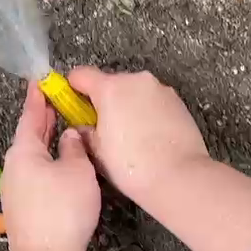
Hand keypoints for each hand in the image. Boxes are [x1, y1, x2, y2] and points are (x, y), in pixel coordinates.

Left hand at [0, 82, 100, 250]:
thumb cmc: (63, 211)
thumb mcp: (78, 171)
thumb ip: (75, 148)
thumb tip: (70, 135)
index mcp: (24, 152)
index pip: (30, 116)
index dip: (37, 98)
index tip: (40, 81)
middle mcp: (14, 167)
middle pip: (29, 136)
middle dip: (42, 118)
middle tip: (54, 100)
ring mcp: (16, 189)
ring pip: (32, 156)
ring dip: (46, 141)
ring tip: (60, 128)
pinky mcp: (23, 207)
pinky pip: (35, 173)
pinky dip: (47, 161)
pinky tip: (60, 164)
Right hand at [64, 67, 209, 199]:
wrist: (178, 176)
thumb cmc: (133, 166)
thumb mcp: (96, 150)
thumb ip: (85, 130)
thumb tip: (83, 126)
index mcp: (110, 88)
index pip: (81, 74)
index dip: (72, 87)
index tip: (72, 101)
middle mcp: (136, 81)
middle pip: (110, 82)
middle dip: (103, 101)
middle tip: (102, 128)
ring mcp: (159, 89)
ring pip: (133, 91)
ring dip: (127, 106)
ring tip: (129, 137)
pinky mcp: (177, 101)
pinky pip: (153, 100)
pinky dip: (146, 112)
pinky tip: (148, 137)